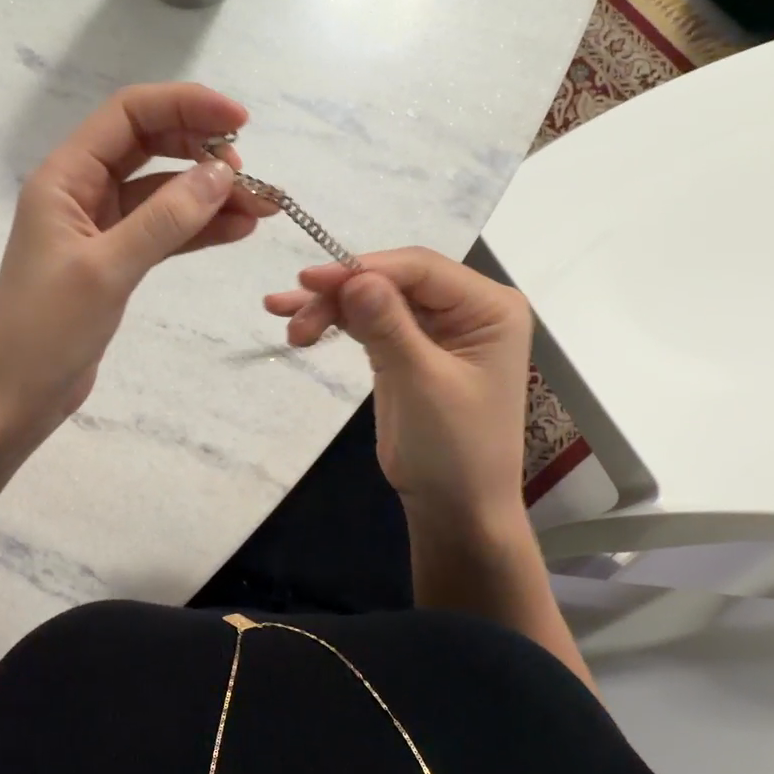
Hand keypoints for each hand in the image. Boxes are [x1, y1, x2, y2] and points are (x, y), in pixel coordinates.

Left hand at [0, 84, 279, 441]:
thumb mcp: (108, 270)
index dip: (185, 107)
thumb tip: (222, 173)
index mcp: (63, 178)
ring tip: (263, 209)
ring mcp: (96, 228)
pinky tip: (236, 231)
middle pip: (148, 147)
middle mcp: (78, 192)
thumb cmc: (48, 331)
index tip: (241, 124)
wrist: (19, 397)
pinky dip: (196, 229)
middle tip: (252, 180)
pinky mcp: (111, 262)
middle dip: (202, 155)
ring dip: (208, 196)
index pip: (128, 116)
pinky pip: (160, 232)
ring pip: (160, 194)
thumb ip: (165, 219)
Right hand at [264, 248, 532, 521]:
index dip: (364, 268)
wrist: (455, 505)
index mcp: (488, 307)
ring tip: (285, 324)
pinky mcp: (405, 350)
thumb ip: (388, 326)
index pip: (420, 269)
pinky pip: (367, 324)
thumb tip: (353, 277)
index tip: (309, 279)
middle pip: (392, 281)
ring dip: (328, 308)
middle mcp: (464, 308)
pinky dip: (334, 323)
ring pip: (373, 300)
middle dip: (338, 293)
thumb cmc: (454, 447)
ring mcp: (434, 329)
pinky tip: (298, 326)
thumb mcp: (421, 382)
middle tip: (288, 313)